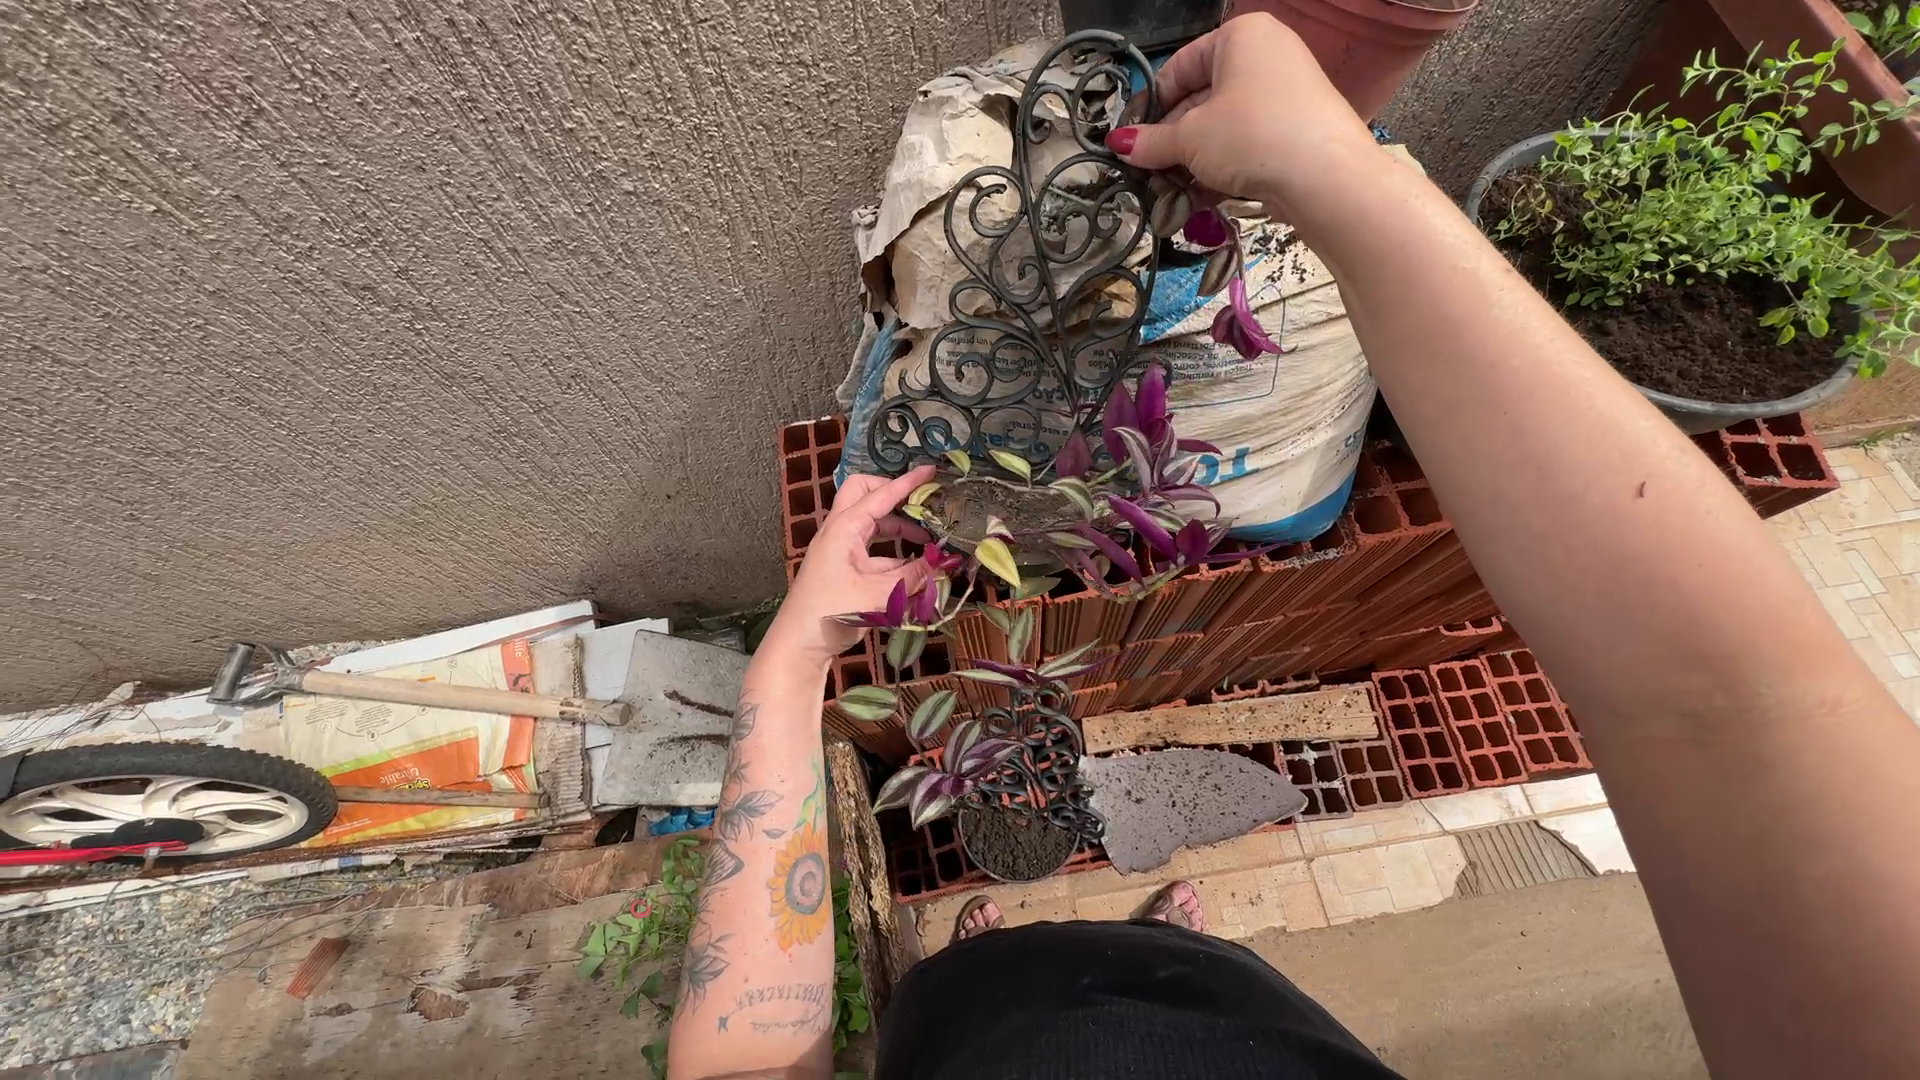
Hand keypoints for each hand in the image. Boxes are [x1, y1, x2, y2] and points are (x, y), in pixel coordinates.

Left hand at [762, 465, 938, 667]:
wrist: (800, 643)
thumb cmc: (832, 612)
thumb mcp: (879, 594)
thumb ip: (916, 576)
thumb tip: (948, 562)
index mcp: (844, 528)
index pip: (880, 495)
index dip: (907, 483)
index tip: (931, 471)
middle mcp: (840, 531)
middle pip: (864, 493)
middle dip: (892, 493)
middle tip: (920, 504)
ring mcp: (839, 547)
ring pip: (870, 521)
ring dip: (897, 526)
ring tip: (926, 540)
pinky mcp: (843, 566)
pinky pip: (871, 547)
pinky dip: (893, 550)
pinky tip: (913, 566)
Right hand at [1106, 14, 1380, 222]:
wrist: (1322, 175)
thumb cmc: (1249, 135)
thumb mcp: (1190, 138)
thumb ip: (1151, 142)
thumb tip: (1117, 144)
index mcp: (1239, 36)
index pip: (1178, 68)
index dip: (1149, 107)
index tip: (1129, 142)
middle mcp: (1263, 56)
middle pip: (1198, 101)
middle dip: (1170, 144)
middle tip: (1146, 176)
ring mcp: (1281, 95)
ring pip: (1219, 129)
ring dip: (1189, 165)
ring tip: (1168, 195)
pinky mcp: (1291, 131)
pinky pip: (1243, 146)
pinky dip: (1218, 170)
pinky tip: (1197, 200)